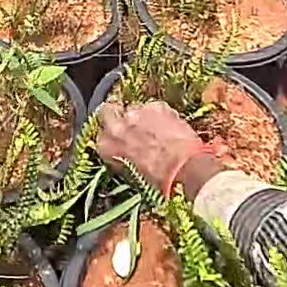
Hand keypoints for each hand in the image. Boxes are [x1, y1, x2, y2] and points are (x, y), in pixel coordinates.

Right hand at [94, 100, 225, 195]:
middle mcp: (116, 126)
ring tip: (155, 129)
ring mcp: (135, 113)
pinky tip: (169, 126)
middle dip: (116, 116)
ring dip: (141, 116)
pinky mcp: (156, 105)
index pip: (100, 135)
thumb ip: (121, 157)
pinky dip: (159, 114)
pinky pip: (153, 107)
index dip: (112, 136)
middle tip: (130, 125)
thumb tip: (126, 153)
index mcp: (106, 147)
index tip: (120, 140)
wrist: (186, 169)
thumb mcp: (131, 174)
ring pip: (133, 107)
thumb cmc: (160, 180)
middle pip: (107, 111)